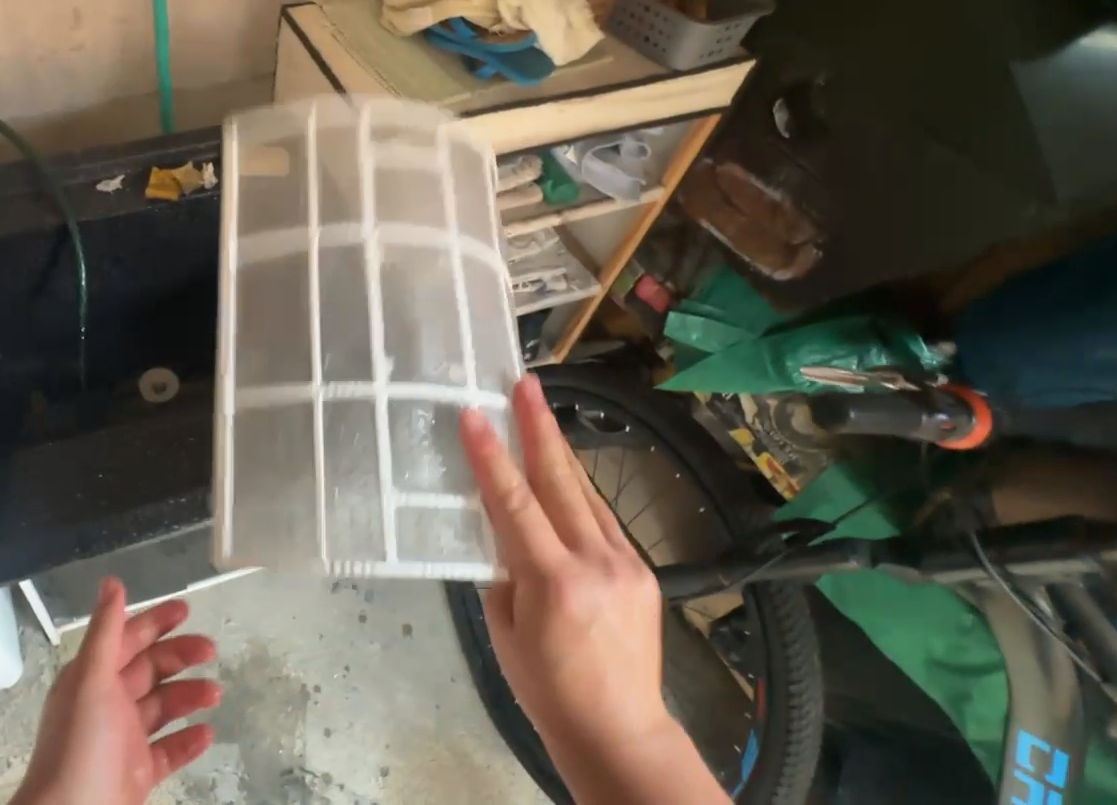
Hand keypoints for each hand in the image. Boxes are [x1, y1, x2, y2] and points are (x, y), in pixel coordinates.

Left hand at [10, 579, 221, 804]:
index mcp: (92, 678)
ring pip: (162, 708)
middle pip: (149, 669)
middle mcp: (107, 704)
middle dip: (180, 656)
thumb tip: (111, 581)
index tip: (186, 610)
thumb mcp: (91, 679)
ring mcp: (122, 741)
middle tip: (211, 650)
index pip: (127, 639)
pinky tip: (207, 733)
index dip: (154, 622)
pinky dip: (188, 741)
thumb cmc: (80, 746)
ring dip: (189, 695)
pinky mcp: (136, 774)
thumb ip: (106, 631)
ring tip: (215, 694)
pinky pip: (167, 751)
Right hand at [461, 376, 723, 803]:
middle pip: (560, 481)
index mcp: (553, 581)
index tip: (474, 415)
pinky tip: (563, 476)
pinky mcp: (643, 571)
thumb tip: (504, 535)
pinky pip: (602, 520)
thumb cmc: (546, 688)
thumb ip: (504, 572)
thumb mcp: (504, 629)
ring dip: (559, 452)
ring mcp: (626, 564)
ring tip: (538, 414)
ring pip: (585, 494)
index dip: (490, 455)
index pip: (513, 503)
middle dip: (539, 427)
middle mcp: (595, 562)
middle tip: (525, 384)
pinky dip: (577, 492)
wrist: (621, 732)